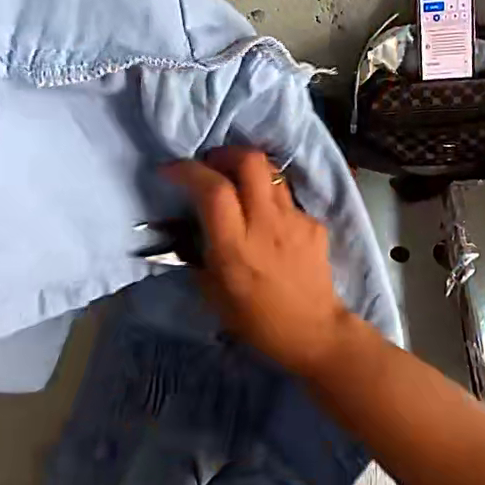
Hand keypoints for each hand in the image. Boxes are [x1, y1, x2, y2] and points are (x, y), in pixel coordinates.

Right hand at [163, 147, 360, 376]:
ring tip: (237, 185)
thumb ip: (196, 253)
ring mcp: (295, 220)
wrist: (313, 330)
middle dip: (225, 153)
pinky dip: (269, 199)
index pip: (213, 189)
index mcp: (236, 246)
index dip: (188, 170)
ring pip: (271, 173)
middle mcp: (267, 224)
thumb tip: (183, 225)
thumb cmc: (256, 319)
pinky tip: (266, 220)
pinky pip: (287, 198)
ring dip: (249, 170)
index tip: (170, 170)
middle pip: (250, 162)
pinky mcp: (314, 222)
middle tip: (211, 165)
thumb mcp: (212, 291)